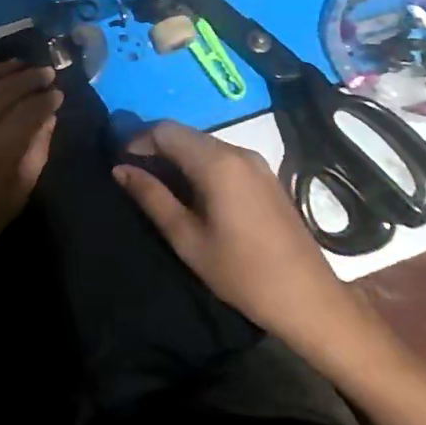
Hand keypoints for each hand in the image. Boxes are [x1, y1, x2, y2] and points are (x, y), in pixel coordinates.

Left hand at [0, 60, 61, 284]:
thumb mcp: (19, 193)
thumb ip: (37, 151)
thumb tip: (48, 118)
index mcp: (0, 148)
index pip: (31, 110)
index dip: (48, 99)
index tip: (58, 93)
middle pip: (6, 90)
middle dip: (31, 78)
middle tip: (46, 72)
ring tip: (16, 64)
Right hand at [113, 122, 355, 343]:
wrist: (305, 294)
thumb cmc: (240, 272)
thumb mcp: (187, 239)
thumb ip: (152, 198)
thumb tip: (120, 169)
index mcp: (217, 162)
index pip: (167, 130)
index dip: (138, 140)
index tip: (121, 163)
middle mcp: (238, 151)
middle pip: (188, 134)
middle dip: (157, 147)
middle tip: (136, 176)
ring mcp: (257, 162)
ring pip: (206, 145)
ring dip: (179, 157)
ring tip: (160, 187)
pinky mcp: (267, 175)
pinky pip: (225, 158)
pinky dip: (201, 165)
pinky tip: (193, 193)